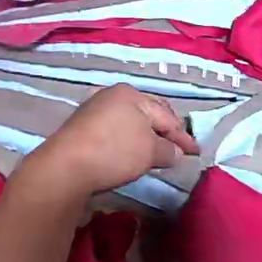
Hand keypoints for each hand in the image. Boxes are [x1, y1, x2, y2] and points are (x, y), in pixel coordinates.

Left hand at [19, 84, 197, 199]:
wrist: (65, 167)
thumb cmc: (114, 152)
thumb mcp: (150, 152)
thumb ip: (168, 150)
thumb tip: (174, 151)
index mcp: (131, 94)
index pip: (166, 115)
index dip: (183, 136)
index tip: (196, 152)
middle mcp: (111, 96)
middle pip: (147, 114)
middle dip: (164, 131)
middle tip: (179, 148)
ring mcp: (93, 110)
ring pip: (129, 122)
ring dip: (144, 136)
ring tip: (156, 152)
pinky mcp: (80, 127)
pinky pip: (113, 132)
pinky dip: (126, 141)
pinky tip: (129, 153)